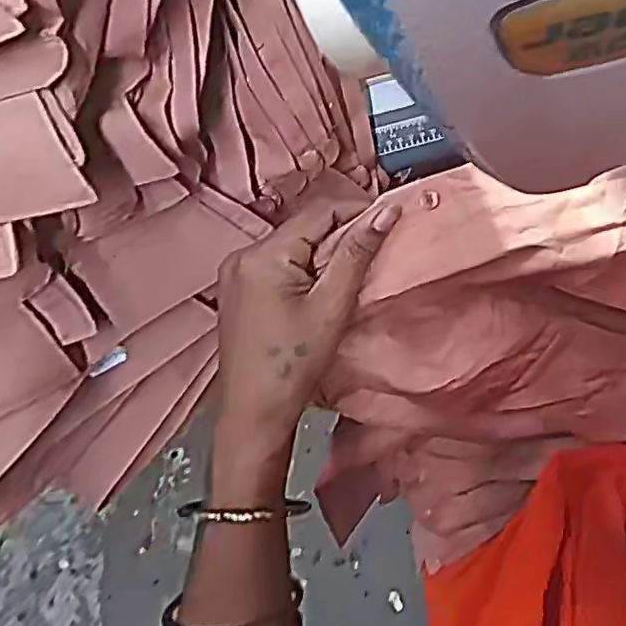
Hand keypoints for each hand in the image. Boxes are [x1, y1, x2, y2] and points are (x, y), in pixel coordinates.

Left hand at [210, 181, 399, 485]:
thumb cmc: (294, 363)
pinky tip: (324, 288)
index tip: (388, 224)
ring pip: (296, 243)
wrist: (254, 414)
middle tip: (374, 254)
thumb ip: (358, 252)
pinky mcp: (239, 288)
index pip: (320, 212)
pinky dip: (308, 266)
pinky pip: (282, 261)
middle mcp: (243, 255)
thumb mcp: (333, 304)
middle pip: (307, 226)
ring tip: (352, 274)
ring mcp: (237, 272)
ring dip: (326, 251)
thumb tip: (386, 211)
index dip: (358, 213)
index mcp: (263, 255)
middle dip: (343, 235)